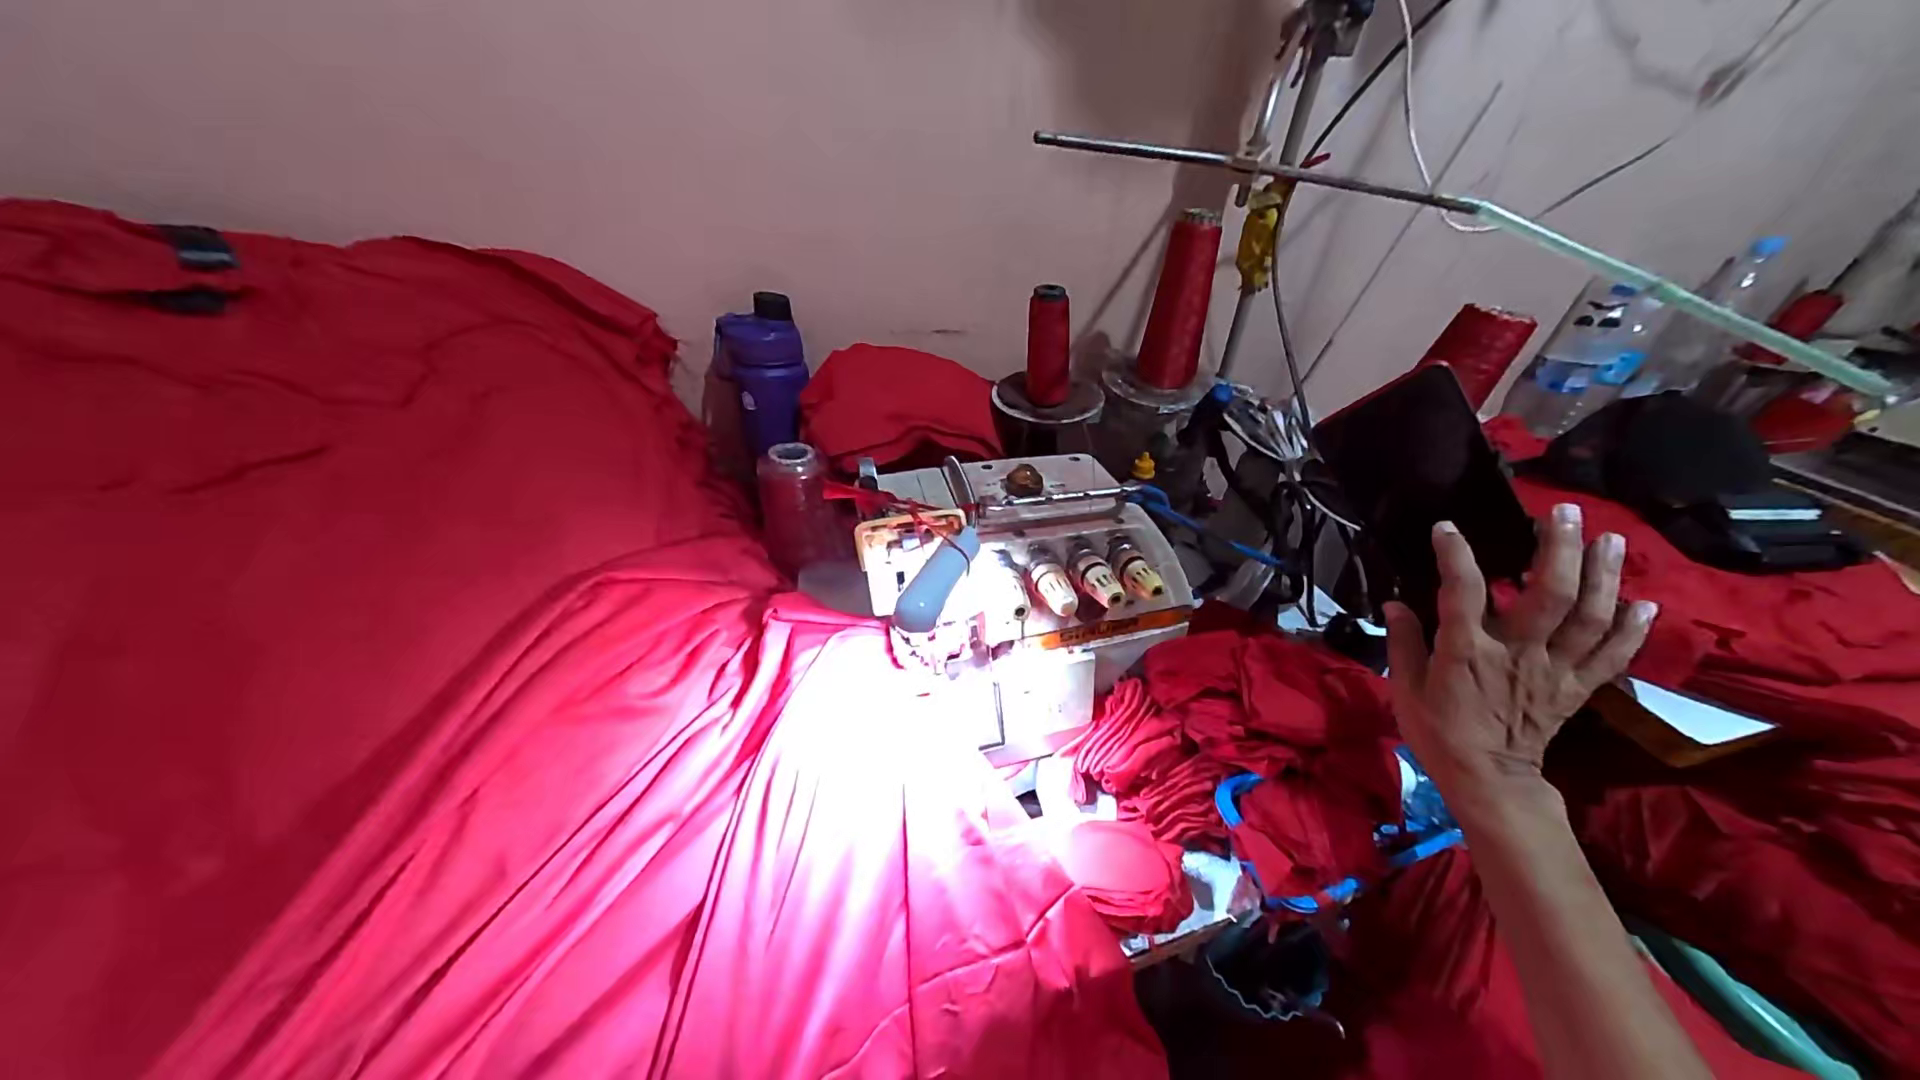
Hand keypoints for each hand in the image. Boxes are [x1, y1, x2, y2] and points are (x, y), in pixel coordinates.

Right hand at [1382, 504, 1659, 802]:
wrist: (1488, 778)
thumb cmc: (1437, 731)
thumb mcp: (1404, 688)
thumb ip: (1403, 643)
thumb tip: (1396, 603)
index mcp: (1467, 653)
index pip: (1462, 592)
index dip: (1455, 555)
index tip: (1446, 528)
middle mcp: (1518, 654)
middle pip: (1550, 595)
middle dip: (1560, 549)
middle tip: (1563, 513)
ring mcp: (1556, 670)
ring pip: (1591, 616)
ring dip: (1605, 575)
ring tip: (1610, 539)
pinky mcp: (1579, 687)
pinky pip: (1613, 655)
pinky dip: (1633, 628)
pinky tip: (1642, 602)